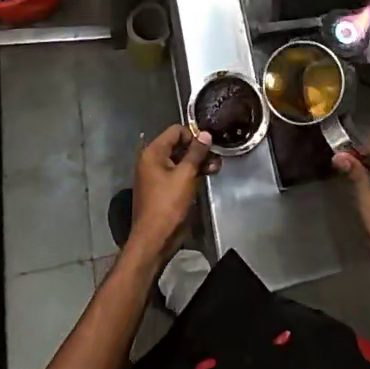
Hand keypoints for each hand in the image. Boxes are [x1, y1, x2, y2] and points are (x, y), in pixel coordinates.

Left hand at [129, 124, 214, 260]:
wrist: (154, 237)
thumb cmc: (168, 204)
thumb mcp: (185, 176)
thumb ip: (196, 154)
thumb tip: (205, 133)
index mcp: (153, 152)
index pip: (175, 131)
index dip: (193, 135)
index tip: (209, 145)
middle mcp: (152, 159)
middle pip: (177, 145)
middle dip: (197, 149)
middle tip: (217, 156)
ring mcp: (157, 174)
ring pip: (179, 160)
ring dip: (197, 162)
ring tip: (217, 166)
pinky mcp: (163, 187)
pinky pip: (178, 173)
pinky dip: (191, 172)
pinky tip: (208, 174)